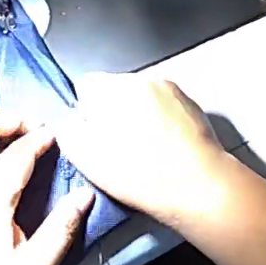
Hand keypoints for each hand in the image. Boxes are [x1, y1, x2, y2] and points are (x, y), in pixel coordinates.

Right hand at [56, 74, 236, 227]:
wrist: (198, 184)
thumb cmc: (141, 173)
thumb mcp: (85, 157)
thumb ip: (68, 129)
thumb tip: (70, 120)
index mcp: (112, 88)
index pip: (86, 86)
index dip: (86, 111)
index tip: (92, 134)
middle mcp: (143, 80)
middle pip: (116, 90)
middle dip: (113, 111)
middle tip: (118, 146)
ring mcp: (171, 90)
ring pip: (144, 98)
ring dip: (140, 116)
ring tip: (146, 150)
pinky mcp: (192, 104)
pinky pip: (167, 108)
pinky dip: (163, 122)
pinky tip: (166, 148)